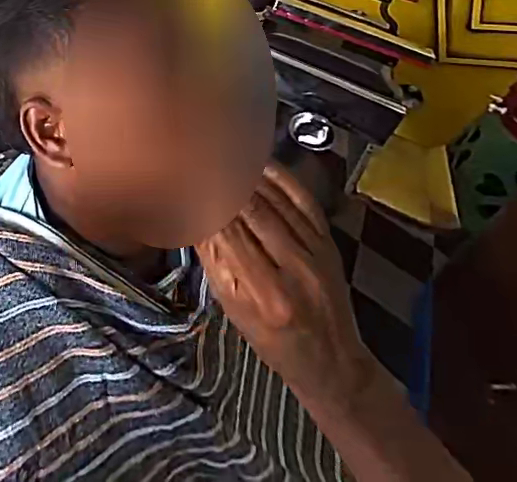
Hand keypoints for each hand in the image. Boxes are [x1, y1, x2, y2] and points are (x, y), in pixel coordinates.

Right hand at [198, 162, 375, 403]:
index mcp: (265, 294)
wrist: (332, 361)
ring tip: (221, 155)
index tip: (184, 179)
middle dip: (222, 181)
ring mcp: (317, 253)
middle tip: (199, 159)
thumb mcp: (232, 305)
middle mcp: (295, 269)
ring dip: (245, 174)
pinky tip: (257, 163)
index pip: (227, 232)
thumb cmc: (271, 339)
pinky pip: (301, 198)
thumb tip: (189, 211)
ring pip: (275, 199)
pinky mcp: (329, 242)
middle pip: (252, 210)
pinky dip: (278, 177)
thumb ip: (213, 256)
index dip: (203, 201)